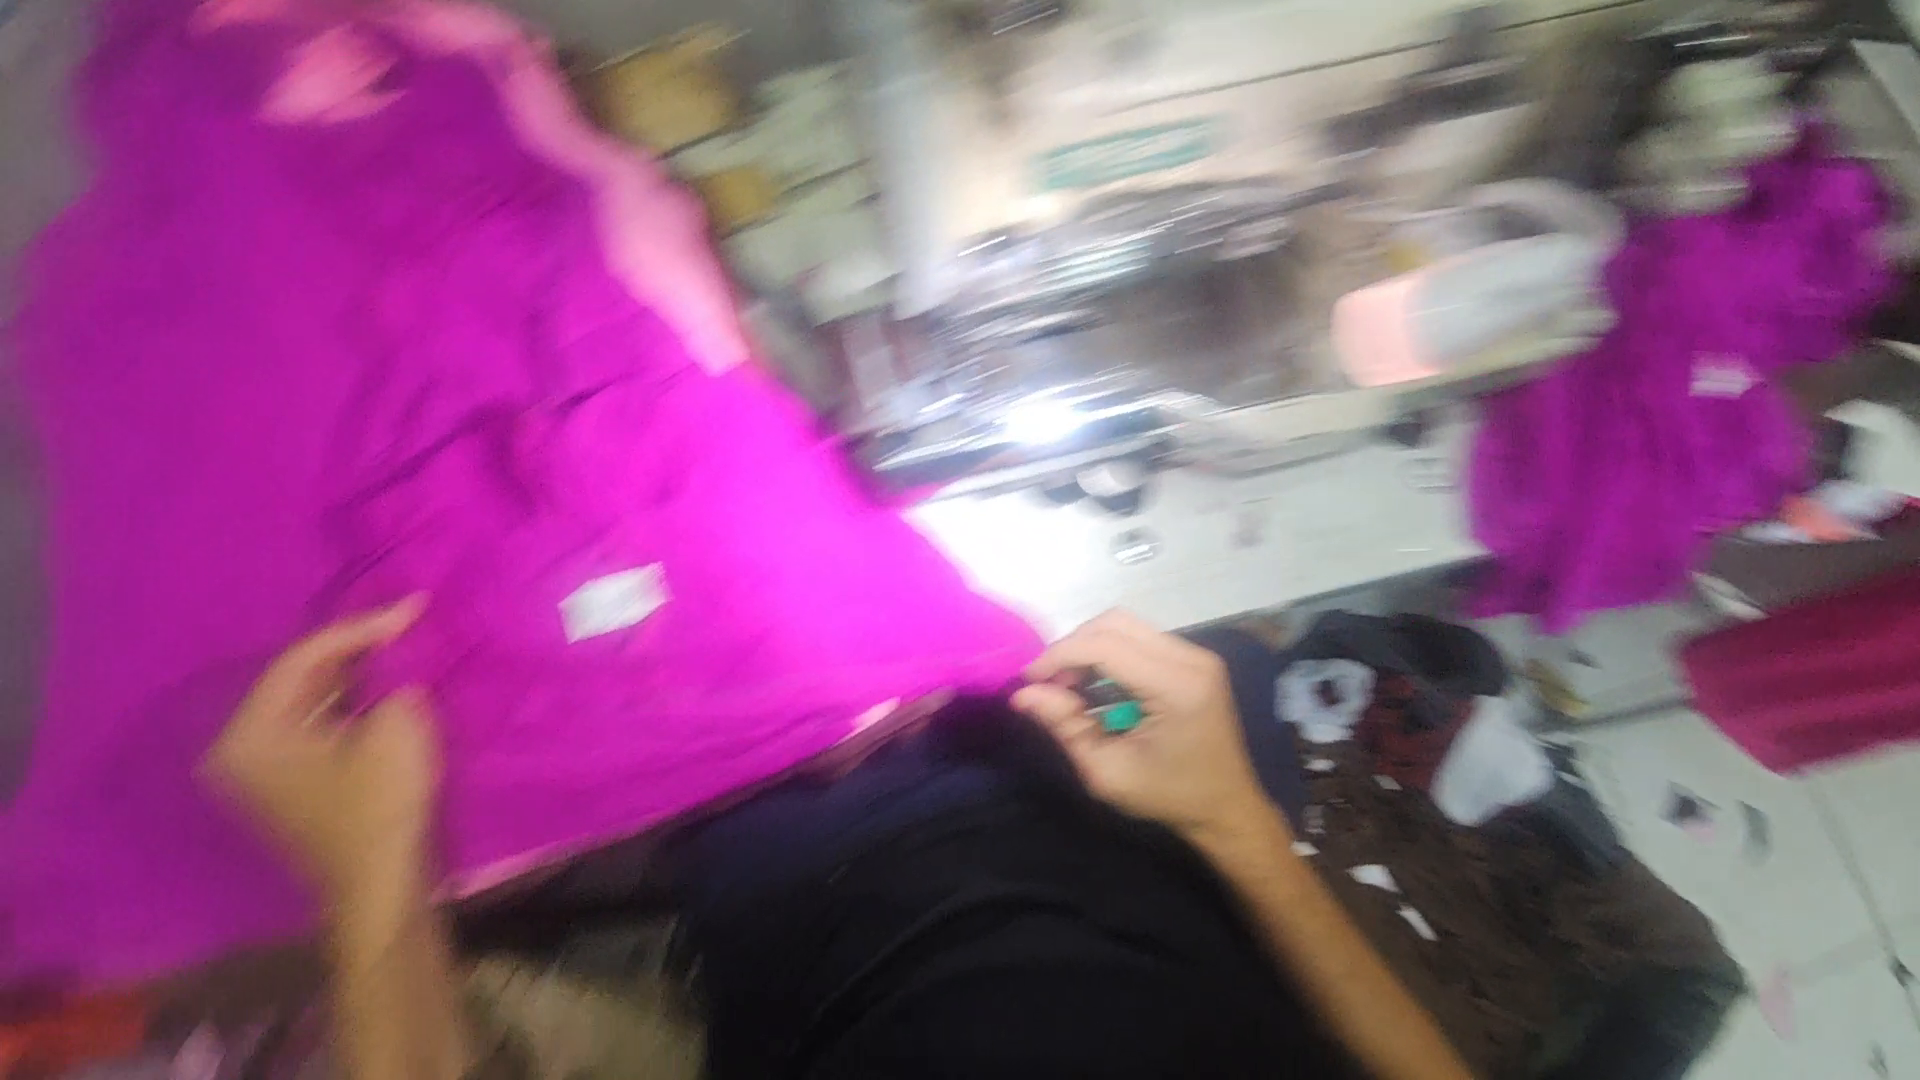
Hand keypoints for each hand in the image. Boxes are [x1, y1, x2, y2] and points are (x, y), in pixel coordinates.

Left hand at [201, 597, 438, 901]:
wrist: (383, 881)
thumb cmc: (380, 804)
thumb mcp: (395, 728)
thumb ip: (394, 678)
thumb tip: (401, 653)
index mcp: (252, 734)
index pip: (304, 660)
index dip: (362, 628)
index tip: (414, 608)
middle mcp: (245, 747)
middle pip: (304, 677)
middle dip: (360, 647)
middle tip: (411, 621)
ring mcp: (270, 767)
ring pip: (317, 699)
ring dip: (363, 671)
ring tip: (408, 643)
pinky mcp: (300, 780)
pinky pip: (326, 721)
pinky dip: (360, 699)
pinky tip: (395, 683)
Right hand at [1012, 610, 1284, 848]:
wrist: (1227, 808)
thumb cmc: (1169, 797)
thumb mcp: (1108, 772)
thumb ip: (1066, 726)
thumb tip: (1022, 694)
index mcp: (1176, 687)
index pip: (1105, 647)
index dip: (1059, 656)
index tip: (1029, 680)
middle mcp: (1191, 659)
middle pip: (1114, 624)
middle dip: (1072, 647)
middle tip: (1049, 683)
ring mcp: (1196, 655)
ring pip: (1125, 626)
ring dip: (1089, 647)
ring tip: (1070, 684)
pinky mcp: (1194, 659)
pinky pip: (1140, 638)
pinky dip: (1109, 652)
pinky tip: (1097, 684)